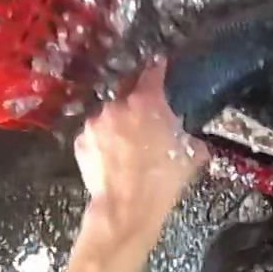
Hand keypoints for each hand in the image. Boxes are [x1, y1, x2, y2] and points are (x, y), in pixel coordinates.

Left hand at [74, 63, 204, 239]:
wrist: (127, 207)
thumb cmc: (164, 178)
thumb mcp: (191, 156)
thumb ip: (190, 138)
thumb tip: (191, 140)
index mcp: (147, 103)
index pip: (152, 73)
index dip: (158, 68)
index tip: (161, 64)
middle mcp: (117, 106)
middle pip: (127, 91)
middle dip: (136, 98)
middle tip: (147, 112)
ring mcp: (95, 123)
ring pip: (110, 114)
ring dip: (119, 121)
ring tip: (129, 142)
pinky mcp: (81, 142)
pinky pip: (96, 133)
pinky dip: (105, 139)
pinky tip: (114, 156)